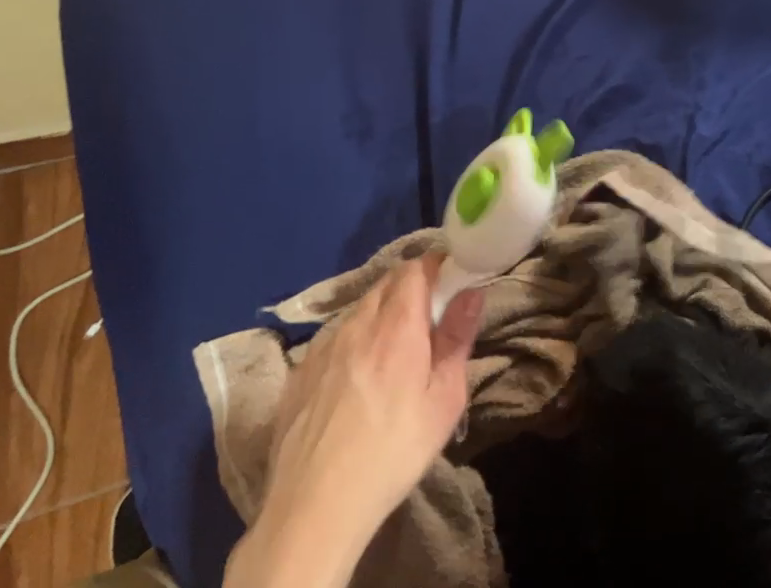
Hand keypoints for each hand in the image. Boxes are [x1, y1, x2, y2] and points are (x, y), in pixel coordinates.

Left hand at [225, 254, 483, 587]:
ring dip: (381, 313)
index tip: (453, 277)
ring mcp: (321, 349)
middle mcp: (355, 326)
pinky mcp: (298, 375)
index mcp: (396, 327)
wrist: (316, 506)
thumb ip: (457, 338)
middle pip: (384, 285)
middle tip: (431, 313)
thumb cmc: (395, 450)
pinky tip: (358, 376)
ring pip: (357, 311)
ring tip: (395, 347)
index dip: (435, 265)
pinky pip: (333, 340)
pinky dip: (353, 340)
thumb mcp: (444, 398)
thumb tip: (472, 292)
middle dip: (410, 286)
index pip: (414, 270)